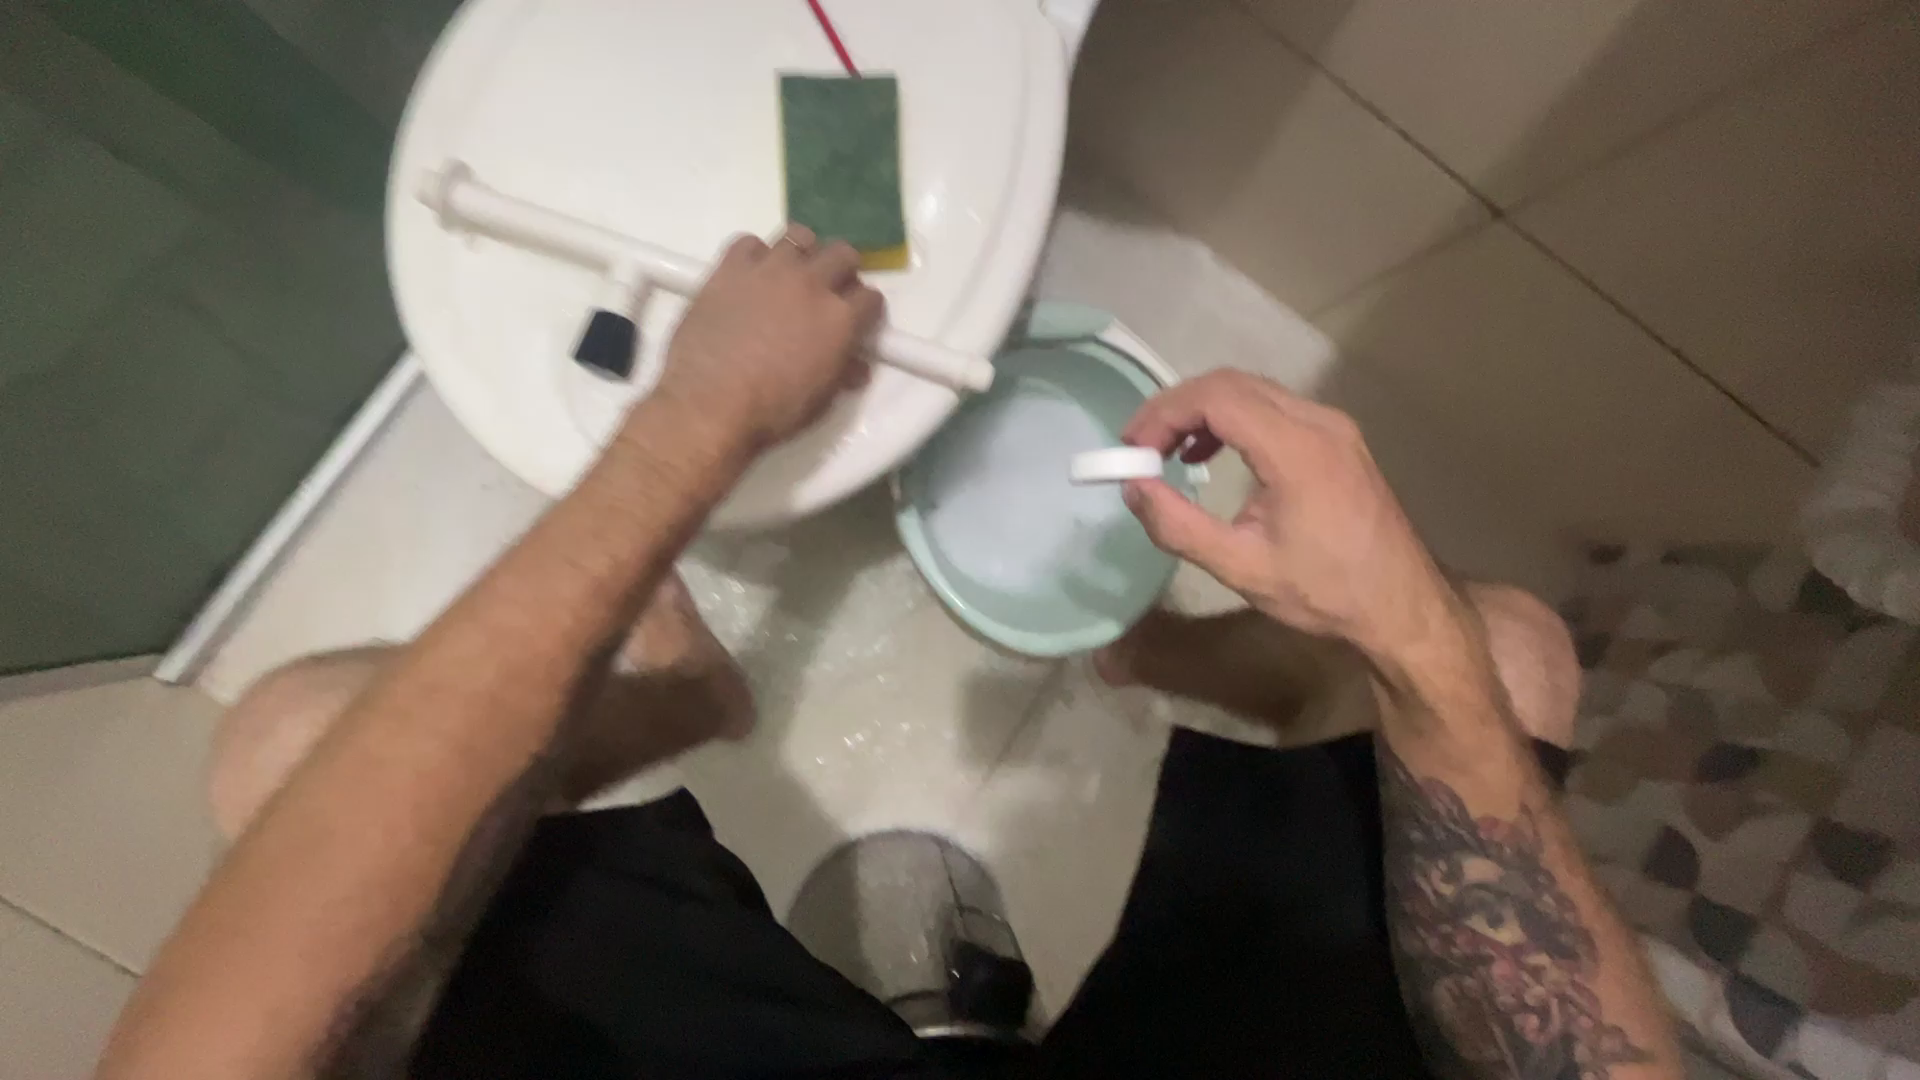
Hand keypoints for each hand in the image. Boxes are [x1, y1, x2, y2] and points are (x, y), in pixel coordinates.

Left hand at [648, 226, 884, 452]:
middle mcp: (811, 284)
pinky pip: (749, 242)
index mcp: (840, 319)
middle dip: (843, 270)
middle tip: (831, 290)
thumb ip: (842, 374)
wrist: (709, 404)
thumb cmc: (773, 412)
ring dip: (803, 253)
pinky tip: (750, 277)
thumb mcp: (821, 401)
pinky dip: (755, 255)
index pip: (871, 298)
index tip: (858, 320)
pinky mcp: (729, 267)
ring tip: (792, 274)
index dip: (867, 310)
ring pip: (799, 235)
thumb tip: (856, 367)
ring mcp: (769, 270)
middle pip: (842, 253)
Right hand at [1120, 370, 1464, 670]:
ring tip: (1163, 450)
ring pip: (1250, 390)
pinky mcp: (1334, 436)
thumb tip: (1134, 488)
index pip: (1216, 399)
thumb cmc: (1324, 591)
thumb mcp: (1240, 568)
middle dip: (1174, 408)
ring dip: (1199, 411)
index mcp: (1297, 451)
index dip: (1164, 414)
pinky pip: (1270, 406)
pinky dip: (1228, 419)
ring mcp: (1331, 425)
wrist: (1401, 603)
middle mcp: (1318, 422)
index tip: (1131, 450)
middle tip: (1138, 447)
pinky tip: (1206, 454)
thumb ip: (1178, 527)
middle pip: (1230, 384)